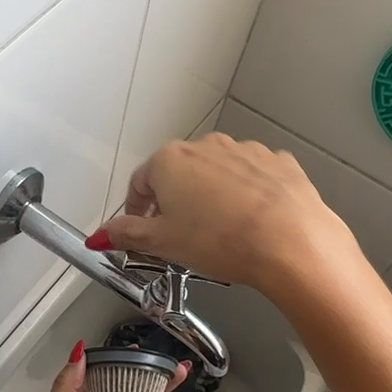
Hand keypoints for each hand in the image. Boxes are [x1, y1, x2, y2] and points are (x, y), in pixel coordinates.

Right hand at [90, 133, 359, 294]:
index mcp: (170, 161)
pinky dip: (247, 197)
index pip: (139, 183)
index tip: (141, 229)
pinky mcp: (276, 164)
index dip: (137, 210)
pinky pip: (253, 179)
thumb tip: (102, 236)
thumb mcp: (162, 244)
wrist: (289, 242)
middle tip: (179, 237)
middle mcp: (207, 147)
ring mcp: (245, 152)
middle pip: (178, 174)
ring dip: (212, 198)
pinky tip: (250, 224)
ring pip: (217, 175)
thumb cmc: (226, 239)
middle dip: (175, 203)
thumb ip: (126, 234)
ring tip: (218, 235)